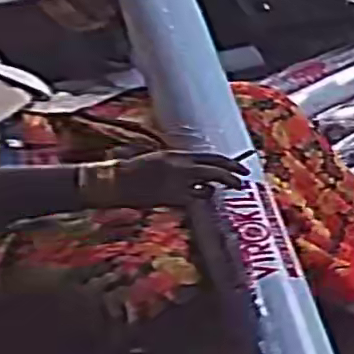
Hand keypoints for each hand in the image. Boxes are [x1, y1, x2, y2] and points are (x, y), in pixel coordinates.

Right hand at [98, 150, 246, 206]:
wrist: (111, 181)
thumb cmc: (132, 171)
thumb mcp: (160, 159)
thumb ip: (181, 164)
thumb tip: (201, 171)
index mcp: (178, 155)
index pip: (212, 157)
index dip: (230, 163)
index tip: (242, 169)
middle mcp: (181, 166)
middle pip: (217, 170)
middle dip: (233, 176)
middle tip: (242, 181)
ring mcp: (178, 181)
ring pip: (209, 186)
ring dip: (214, 189)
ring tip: (217, 190)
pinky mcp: (173, 196)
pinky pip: (194, 198)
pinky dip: (199, 198)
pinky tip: (197, 196)